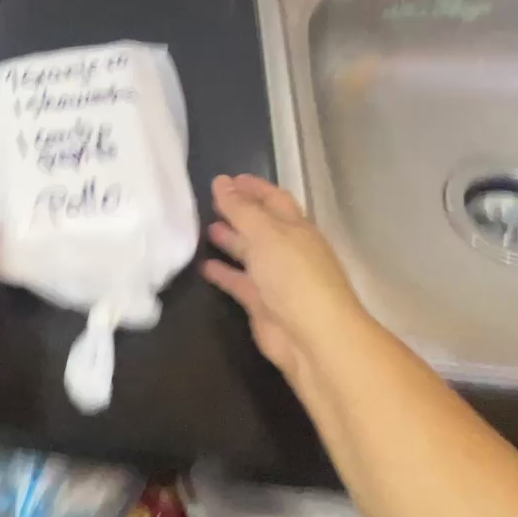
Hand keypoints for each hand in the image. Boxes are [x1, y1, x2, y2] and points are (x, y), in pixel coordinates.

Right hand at [201, 174, 370, 377]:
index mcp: (296, 229)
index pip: (274, 199)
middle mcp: (288, 250)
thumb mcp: (265, 234)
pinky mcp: (262, 304)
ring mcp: (276, 279)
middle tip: (210, 201)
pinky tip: (204, 266)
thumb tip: (221, 181)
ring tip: (205, 228)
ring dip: (231, 240)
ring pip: (250, 253)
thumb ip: (240, 209)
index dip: (253, 187)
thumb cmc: (294, 277)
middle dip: (239, 212)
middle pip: (261, 225)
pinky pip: (239, 282)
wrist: (314, 338)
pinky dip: (223, 273)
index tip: (227, 178)